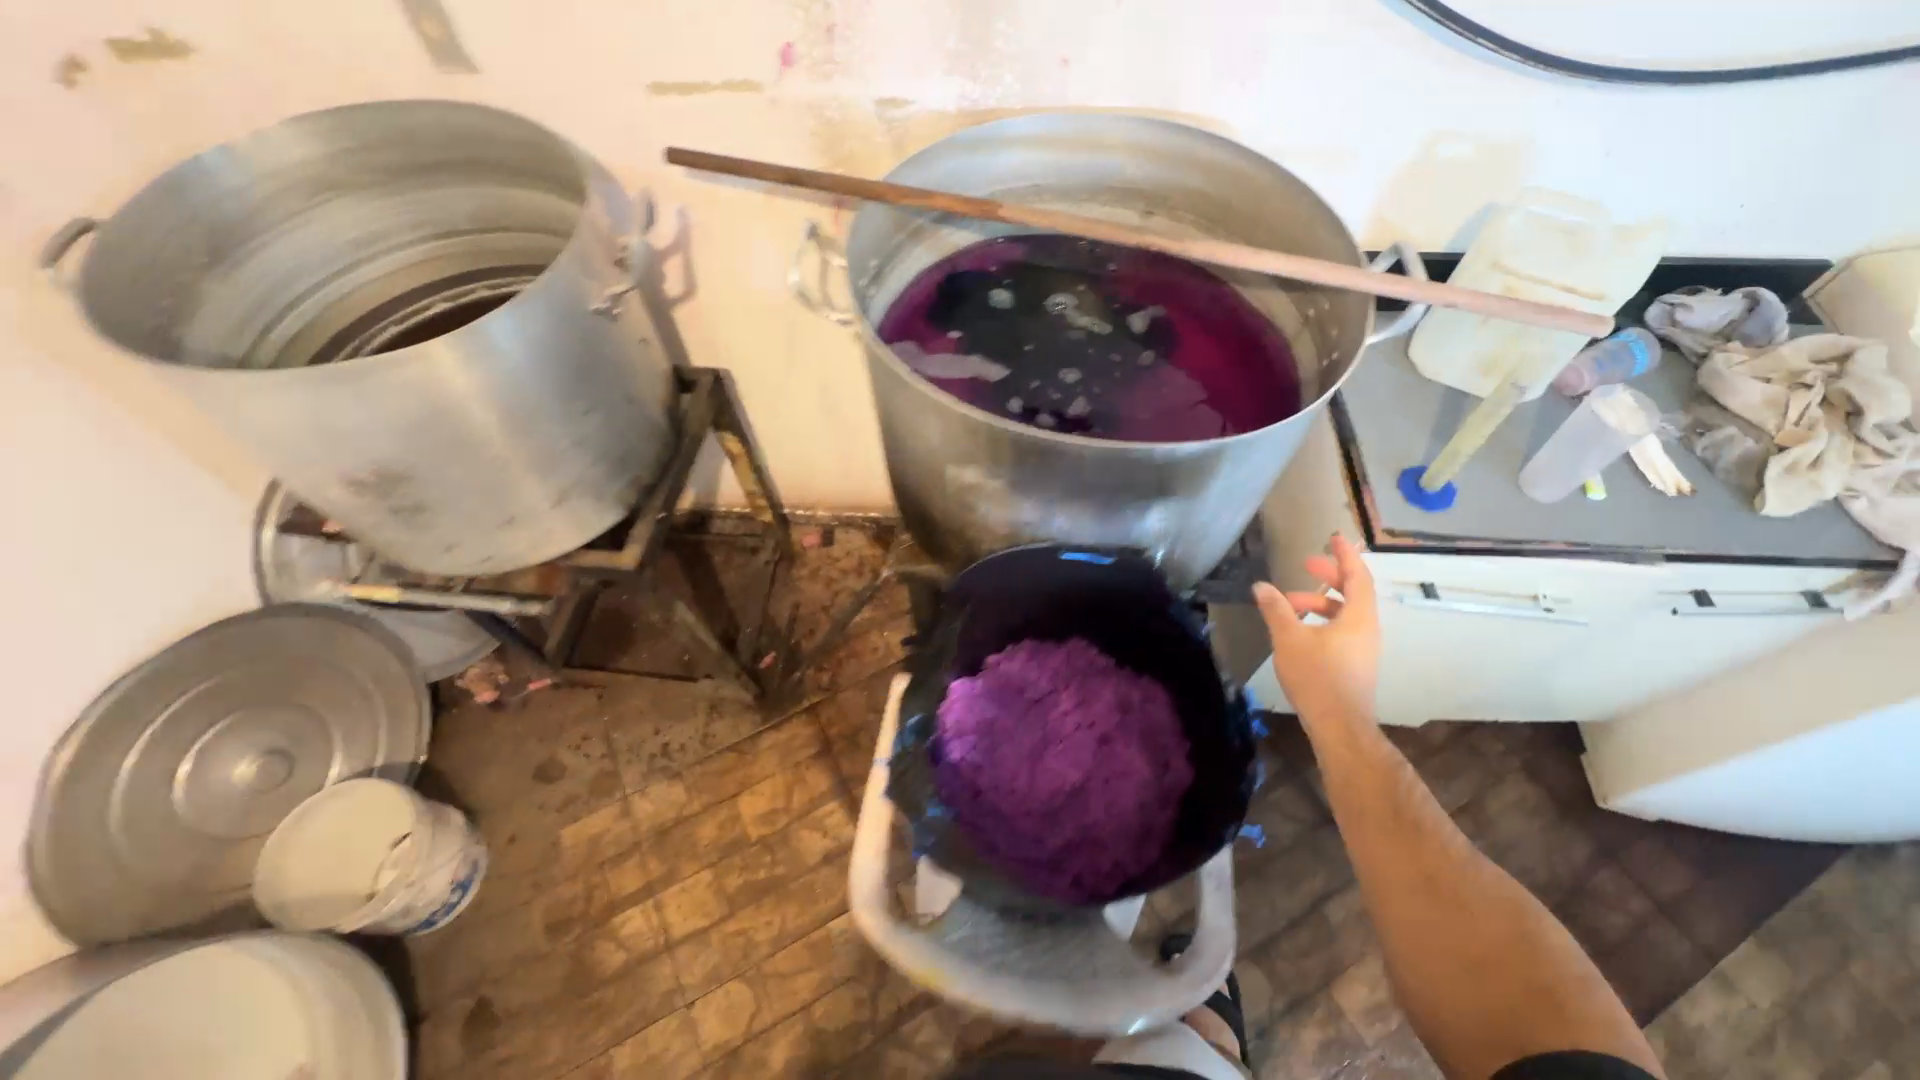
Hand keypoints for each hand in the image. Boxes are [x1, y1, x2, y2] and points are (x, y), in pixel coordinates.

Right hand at [1252, 535, 1380, 730]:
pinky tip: (1298, 631)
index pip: (1358, 575)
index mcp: (1360, 617)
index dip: (1346, 555)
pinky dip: (1323, 621)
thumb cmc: (1317, 677)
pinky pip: (1343, 630)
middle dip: (1330, 577)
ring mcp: (1364, 649)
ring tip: (1290, 603)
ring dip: (1321, 603)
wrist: (1339, 726)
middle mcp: (1368, 629)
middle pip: (1354, 593)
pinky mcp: (1355, 664)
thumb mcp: (1289, 639)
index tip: (1335, 538)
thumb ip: (1276, 609)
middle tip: (1306, 566)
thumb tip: (1261, 587)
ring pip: (1346, 614)